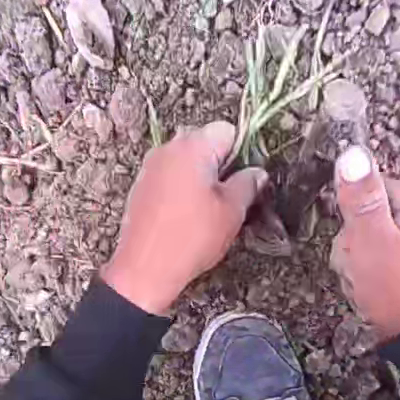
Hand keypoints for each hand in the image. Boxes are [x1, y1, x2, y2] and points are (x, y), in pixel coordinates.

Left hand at [100, 121, 267, 314]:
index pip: (228, 130)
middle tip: (232, 198)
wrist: (145, 269)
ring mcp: (151, 167)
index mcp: (193, 147)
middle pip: (205, 143)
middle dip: (222, 165)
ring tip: (210, 211)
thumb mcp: (231, 212)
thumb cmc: (192, 237)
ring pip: (188, 161)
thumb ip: (248, 184)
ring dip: (203, 178)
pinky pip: (171, 176)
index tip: (247, 180)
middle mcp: (168, 149)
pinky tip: (188, 217)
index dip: (243, 153)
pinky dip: (184, 189)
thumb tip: (257, 172)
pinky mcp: (142, 187)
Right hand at [329, 145, 399, 340]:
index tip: (357, 240)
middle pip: (362, 213)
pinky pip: (368, 256)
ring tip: (365, 281)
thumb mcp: (372, 239)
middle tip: (362, 266)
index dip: (351, 215)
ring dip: (353, 261)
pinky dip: (362, 273)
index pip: (367, 188)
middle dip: (352, 243)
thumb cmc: (396, 289)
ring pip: (360, 238)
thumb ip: (361, 198)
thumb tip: (351, 152)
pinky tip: (368, 288)